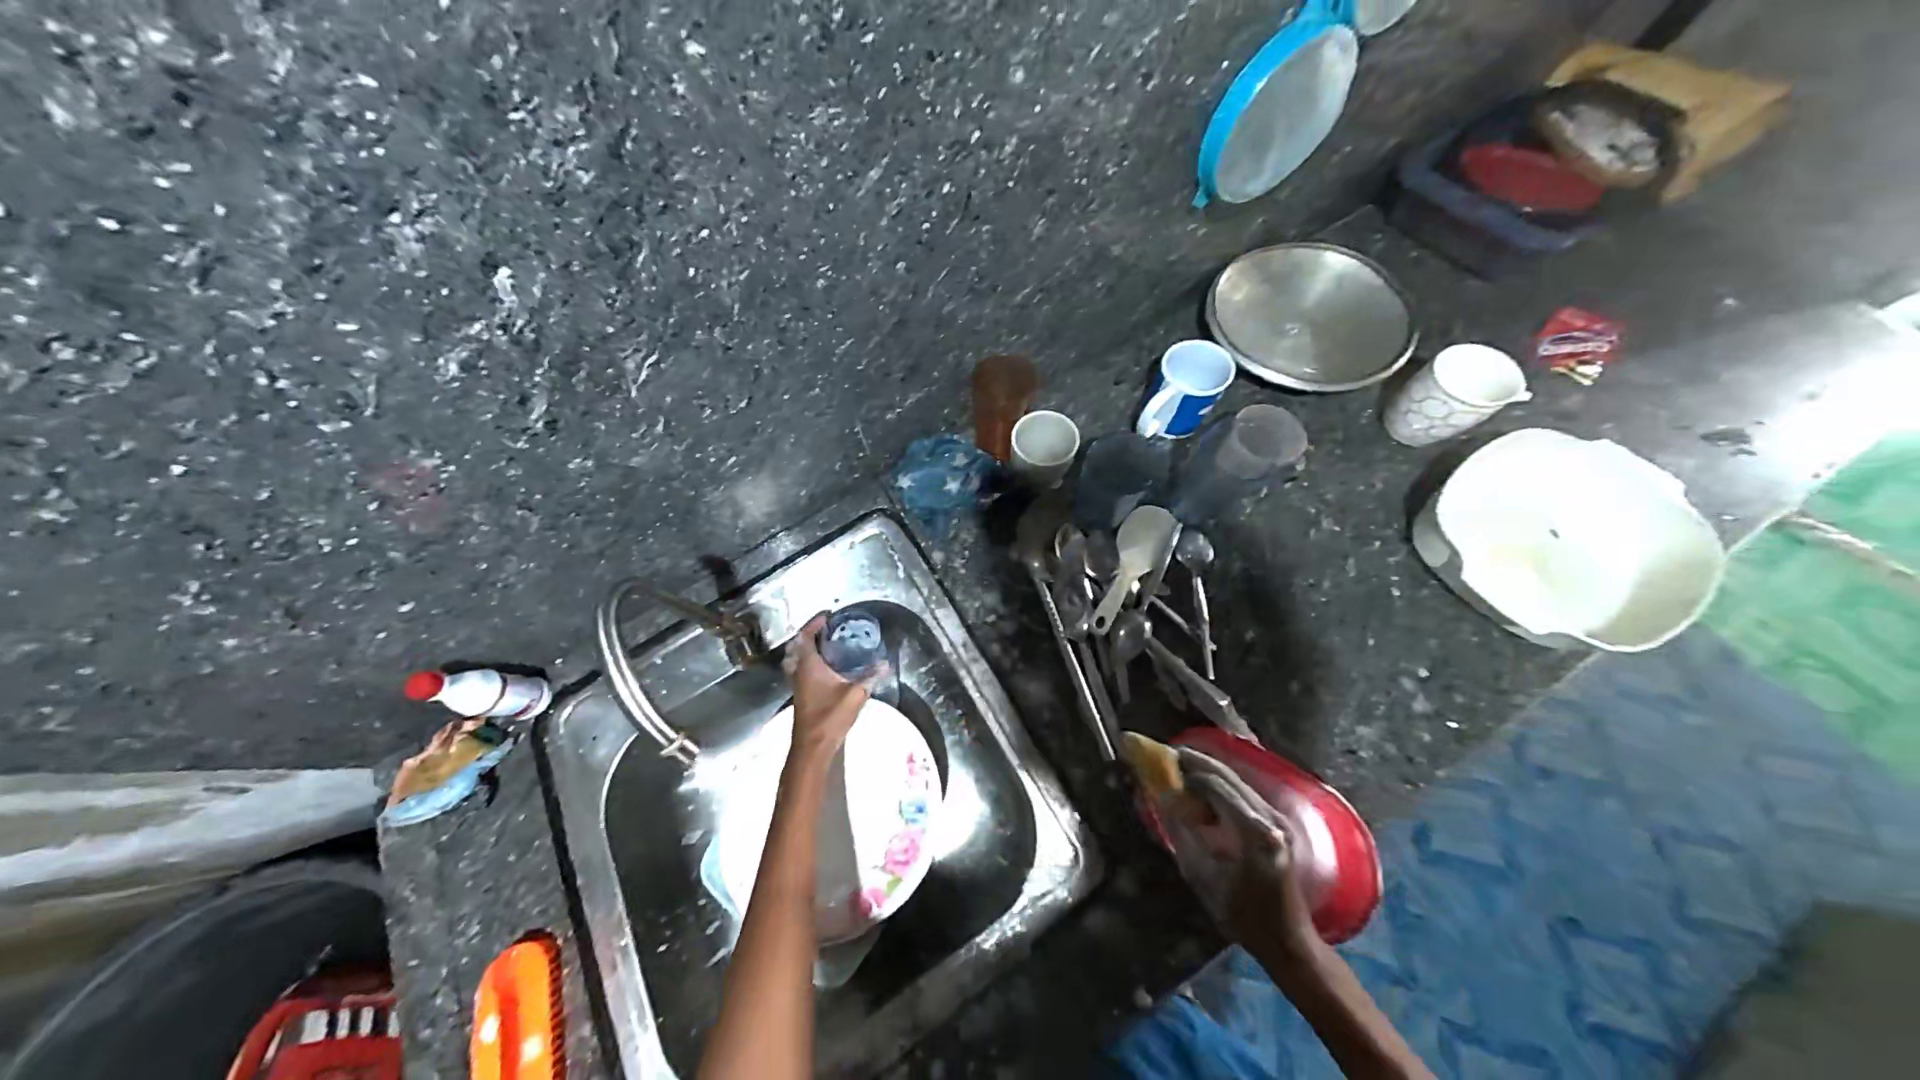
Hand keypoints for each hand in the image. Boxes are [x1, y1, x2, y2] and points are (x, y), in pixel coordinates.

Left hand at [781, 614, 868, 765]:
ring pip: (798, 658)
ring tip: (827, 644)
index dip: (814, 623)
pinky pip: (801, 669)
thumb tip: (885, 663)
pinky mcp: (801, 694)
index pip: (806, 636)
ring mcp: (797, 684)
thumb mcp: (855, 695)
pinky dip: (810, 661)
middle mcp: (799, 671)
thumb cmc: (830, 717)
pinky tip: (826, 667)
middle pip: (798, 645)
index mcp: (808, 665)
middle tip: (827, 628)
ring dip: (808, 648)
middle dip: (810, 634)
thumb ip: (870, 677)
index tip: (827, 615)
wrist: (812, 746)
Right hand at [1159, 747, 1318, 957]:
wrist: (1290, 941)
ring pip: (1239, 781)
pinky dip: (1222, 785)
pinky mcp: (1281, 824)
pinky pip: (1246, 793)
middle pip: (1229, 776)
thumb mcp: (1202, 877)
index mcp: (1254, 832)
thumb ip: (1181, 834)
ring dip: (1209, 771)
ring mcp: (1280, 820)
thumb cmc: (1244, 917)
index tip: (1161, 761)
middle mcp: (1271, 819)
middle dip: (1197, 762)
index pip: (1215, 785)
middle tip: (1168, 755)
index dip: (1186, 769)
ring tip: (1181, 767)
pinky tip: (1204, 787)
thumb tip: (1162, 800)